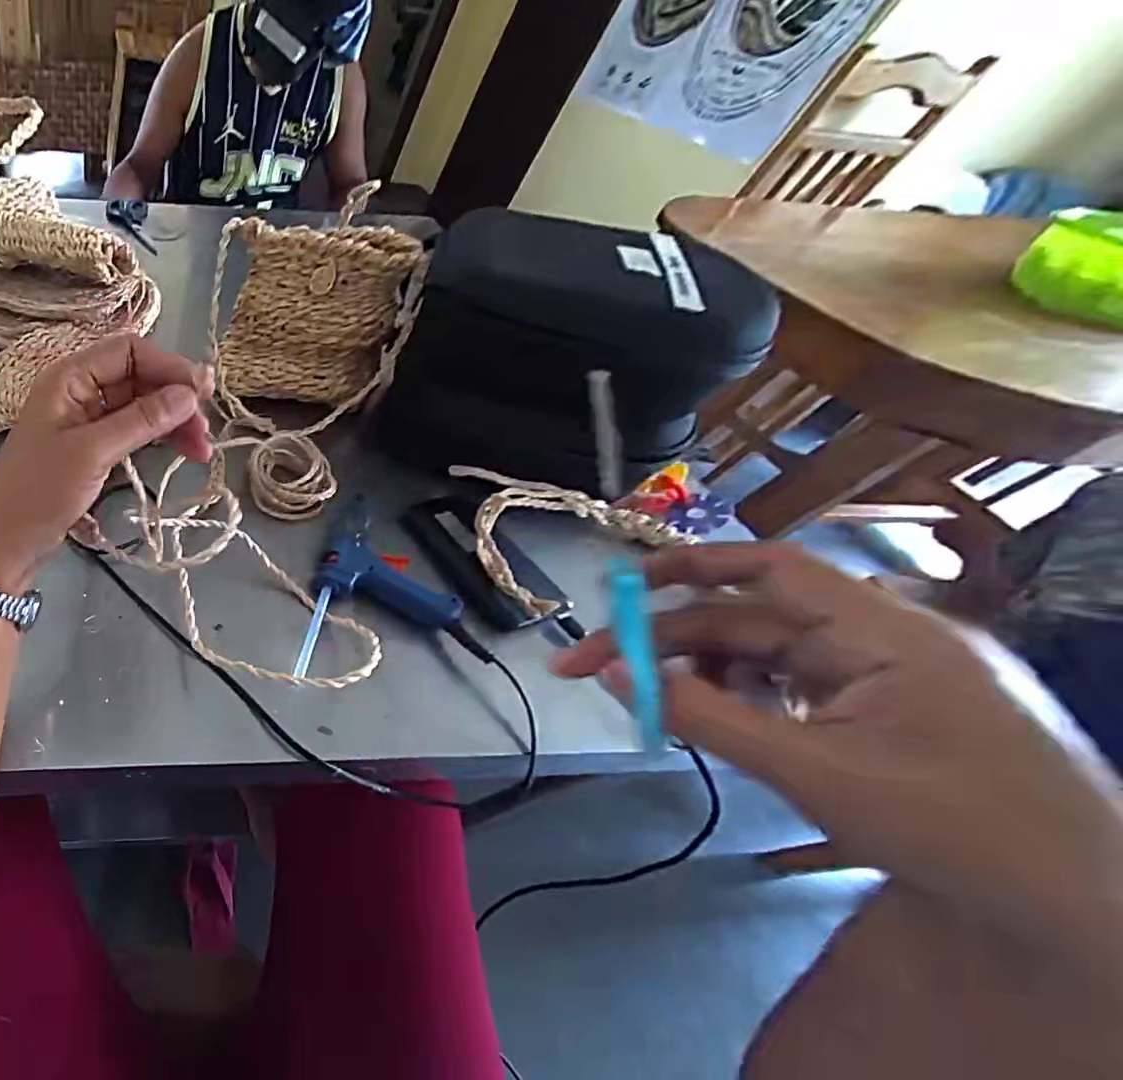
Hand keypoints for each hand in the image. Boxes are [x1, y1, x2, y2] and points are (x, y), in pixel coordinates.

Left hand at [0, 335, 212, 592]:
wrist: (4, 542)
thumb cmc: (40, 491)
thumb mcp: (93, 452)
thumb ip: (142, 419)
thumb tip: (190, 393)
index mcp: (69, 377)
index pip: (130, 351)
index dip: (169, 367)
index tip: (203, 394)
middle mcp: (79, 390)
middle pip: (139, 379)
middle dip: (175, 400)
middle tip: (205, 432)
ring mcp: (86, 420)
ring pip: (140, 408)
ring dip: (172, 423)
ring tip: (201, 450)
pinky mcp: (92, 448)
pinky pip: (132, 432)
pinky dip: (157, 440)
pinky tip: (180, 453)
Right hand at [551, 543, 1122, 971]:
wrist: (1087, 919)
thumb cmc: (959, 834)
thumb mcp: (813, 774)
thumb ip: (704, 717)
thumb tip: (613, 673)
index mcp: (885, 635)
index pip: (771, 569)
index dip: (687, 564)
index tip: (614, 584)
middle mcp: (878, 641)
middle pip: (743, 619)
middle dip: (659, 640)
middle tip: (584, 668)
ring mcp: (877, 677)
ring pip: (756, 653)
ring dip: (693, 671)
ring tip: (647, 704)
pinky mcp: (873, 710)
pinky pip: (781, 684)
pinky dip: (731, 695)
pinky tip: (706, 718)